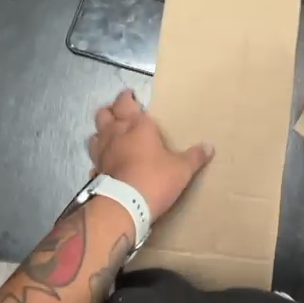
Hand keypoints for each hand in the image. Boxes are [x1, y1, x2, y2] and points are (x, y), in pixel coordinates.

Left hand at [86, 89, 212, 219]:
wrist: (123, 207)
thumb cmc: (154, 179)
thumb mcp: (181, 169)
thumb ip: (194, 156)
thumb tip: (209, 146)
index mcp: (137, 125)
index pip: (125, 102)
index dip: (126, 97)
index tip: (130, 96)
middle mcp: (115, 134)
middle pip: (104, 114)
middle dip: (110, 111)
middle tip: (120, 114)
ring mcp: (101, 153)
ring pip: (94, 135)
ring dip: (101, 134)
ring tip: (111, 137)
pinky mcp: (95, 173)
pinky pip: (93, 162)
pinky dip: (99, 161)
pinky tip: (106, 166)